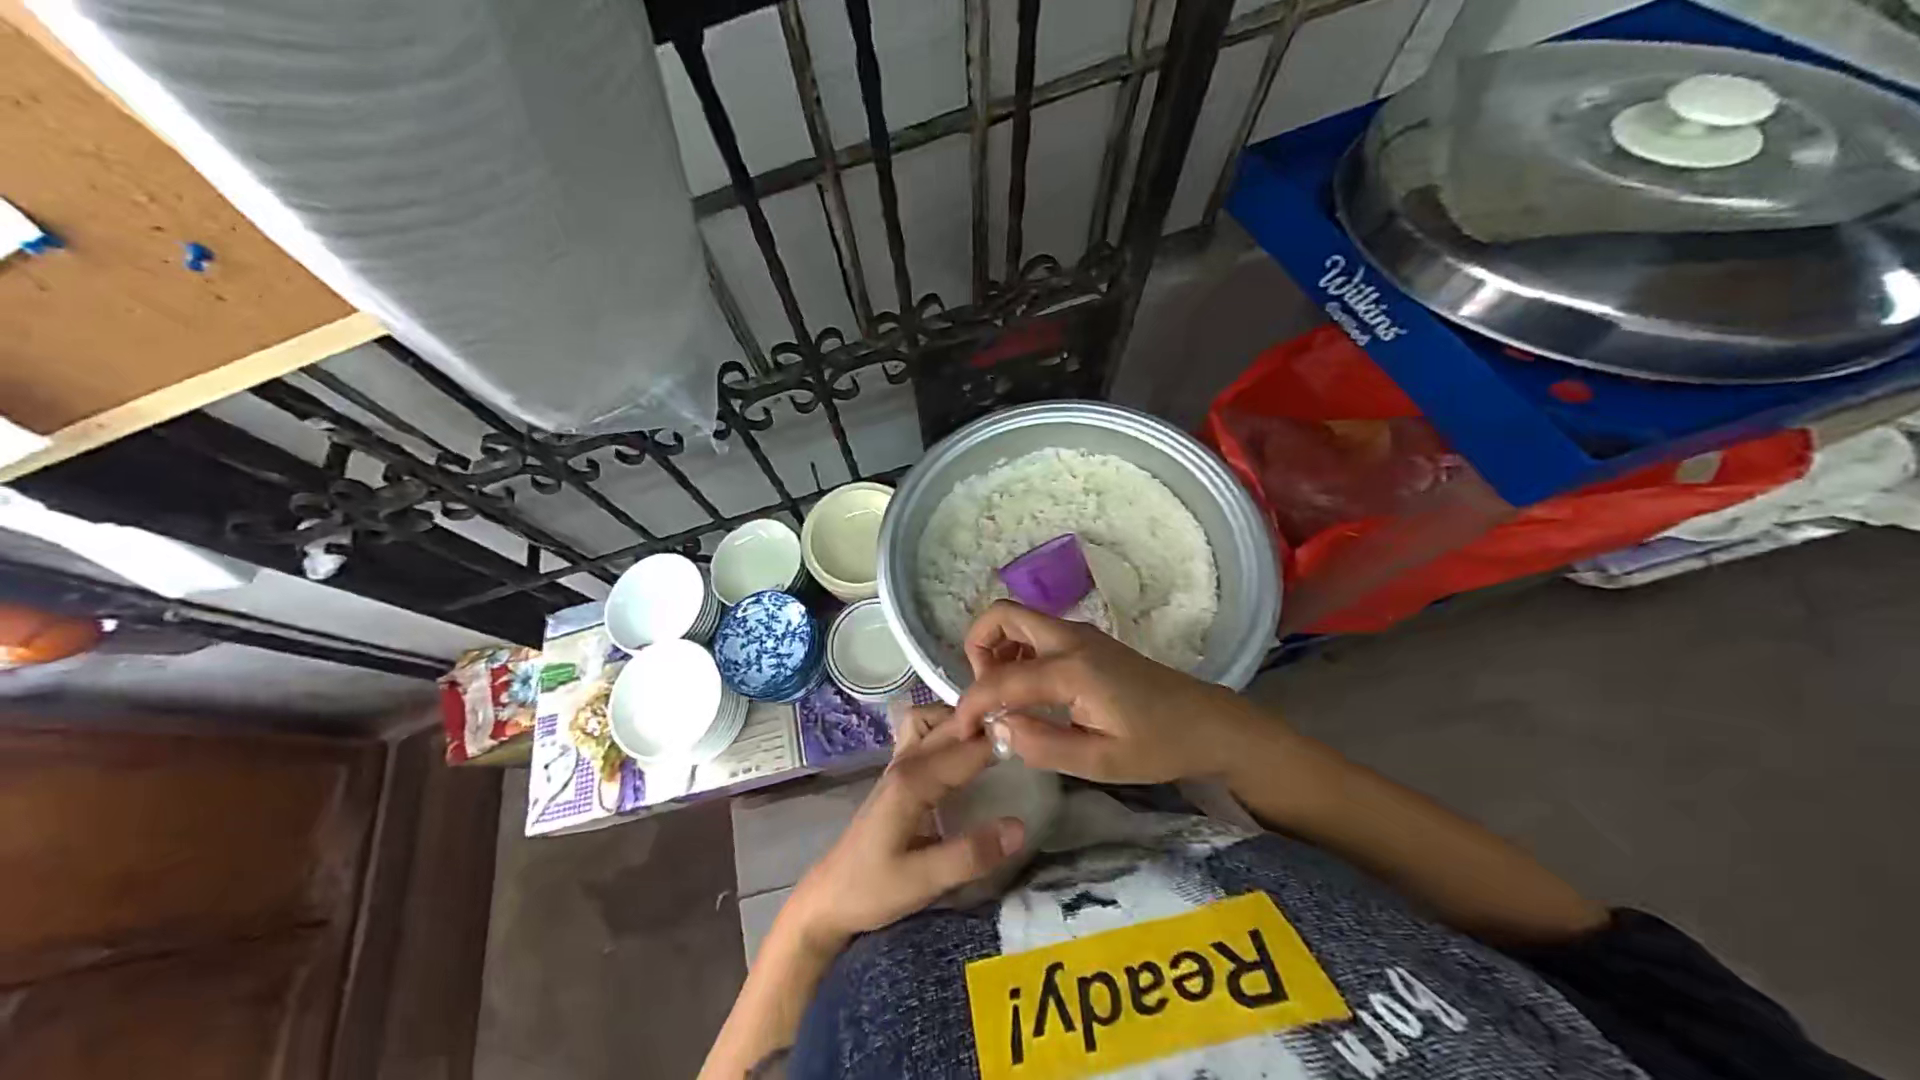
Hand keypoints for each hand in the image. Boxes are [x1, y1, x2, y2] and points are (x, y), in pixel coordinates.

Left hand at [783, 709, 1024, 948]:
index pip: (967, 749)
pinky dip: (948, 732)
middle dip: (986, 722)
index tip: (1039, 736)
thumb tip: (1020, 828)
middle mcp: (906, 763)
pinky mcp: (898, 777)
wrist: (826, 900)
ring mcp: (899, 767)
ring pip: (932, 721)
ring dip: (963, 722)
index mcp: (913, 781)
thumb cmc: (870, 891)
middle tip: (1028, 735)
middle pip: (950, 724)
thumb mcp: (922, 881)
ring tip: (997, 740)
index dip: (1002, 740)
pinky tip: (968, 756)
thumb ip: (970, 855)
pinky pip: (924, 736)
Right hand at [954, 600, 1282, 783]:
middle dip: (977, 647)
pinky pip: (1036, 630)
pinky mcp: (1087, 641)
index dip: (971, 704)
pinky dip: (1016, 649)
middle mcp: (1071, 639)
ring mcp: (1080, 634)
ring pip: (1018, 617)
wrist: (1207, 723)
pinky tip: (1027, 690)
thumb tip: (998, 728)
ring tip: (1001, 696)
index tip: (958, 731)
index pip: (1001, 679)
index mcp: (1072, 670)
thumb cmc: (1158, 746)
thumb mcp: (1100, 762)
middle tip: (982, 695)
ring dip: (996, 646)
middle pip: (1003, 614)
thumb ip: (1042, 746)